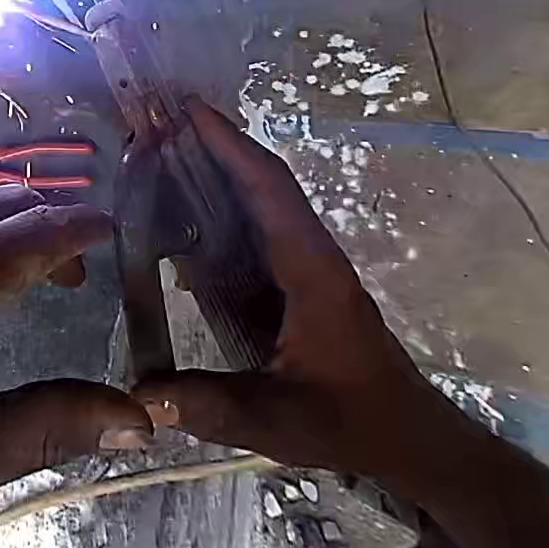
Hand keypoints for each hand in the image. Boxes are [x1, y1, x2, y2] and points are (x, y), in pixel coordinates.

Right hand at [133, 100, 464, 477]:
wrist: (411, 437)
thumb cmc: (354, 419)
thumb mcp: (285, 421)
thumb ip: (213, 406)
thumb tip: (137, 393)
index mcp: (310, 268)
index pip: (269, 189)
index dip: (231, 145)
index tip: (190, 110)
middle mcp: (305, 251)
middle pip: (258, 178)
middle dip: (210, 141)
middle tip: (157, 115)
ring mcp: (297, 261)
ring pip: (253, 196)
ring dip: (211, 163)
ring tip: (159, 141)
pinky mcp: (287, 275)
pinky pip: (246, 222)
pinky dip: (212, 197)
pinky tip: (176, 198)